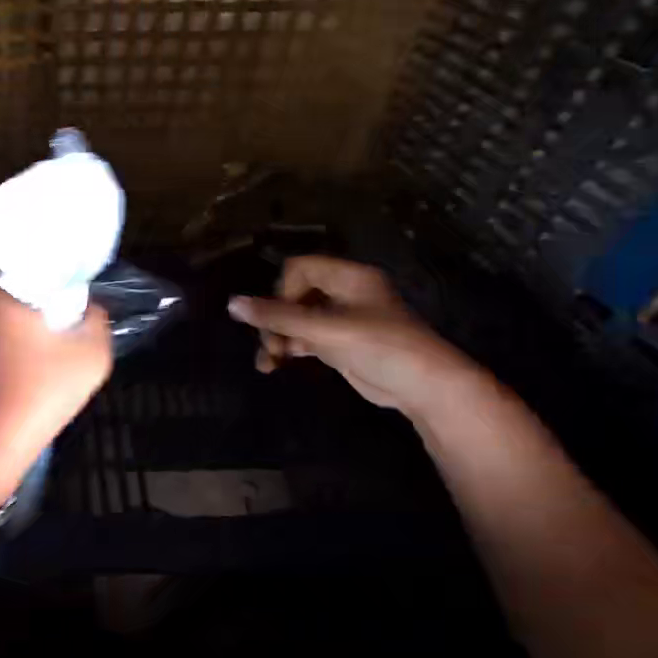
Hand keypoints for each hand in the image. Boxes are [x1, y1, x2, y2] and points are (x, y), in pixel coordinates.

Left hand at [0, 280, 111, 498]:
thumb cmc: (41, 391)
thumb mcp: (92, 354)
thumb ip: (98, 318)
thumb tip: (88, 307)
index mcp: (4, 285)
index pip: (43, 261)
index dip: (67, 274)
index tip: (82, 294)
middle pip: (25, 280)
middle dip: (47, 296)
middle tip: (69, 321)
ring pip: (9, 301)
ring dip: (30, 314)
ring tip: (50, 342)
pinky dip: (14, 330)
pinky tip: (29, 355)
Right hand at [227, 255, 480, 416]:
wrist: (426, 389)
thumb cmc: (381, 347)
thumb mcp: (325, 329)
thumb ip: (278, 316)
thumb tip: (232, 304)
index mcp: (348, 277)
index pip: (298, 268)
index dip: (283, 291)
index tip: (282, 316)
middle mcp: (343, 293)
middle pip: (292, 295)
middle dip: (275, 320)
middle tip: (270, 344)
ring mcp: (340, 319)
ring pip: (294, 319)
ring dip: (277, 337)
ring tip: (268, 361)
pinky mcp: (338, 343)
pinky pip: (302, 338)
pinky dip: (287, 349)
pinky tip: (274, 366)